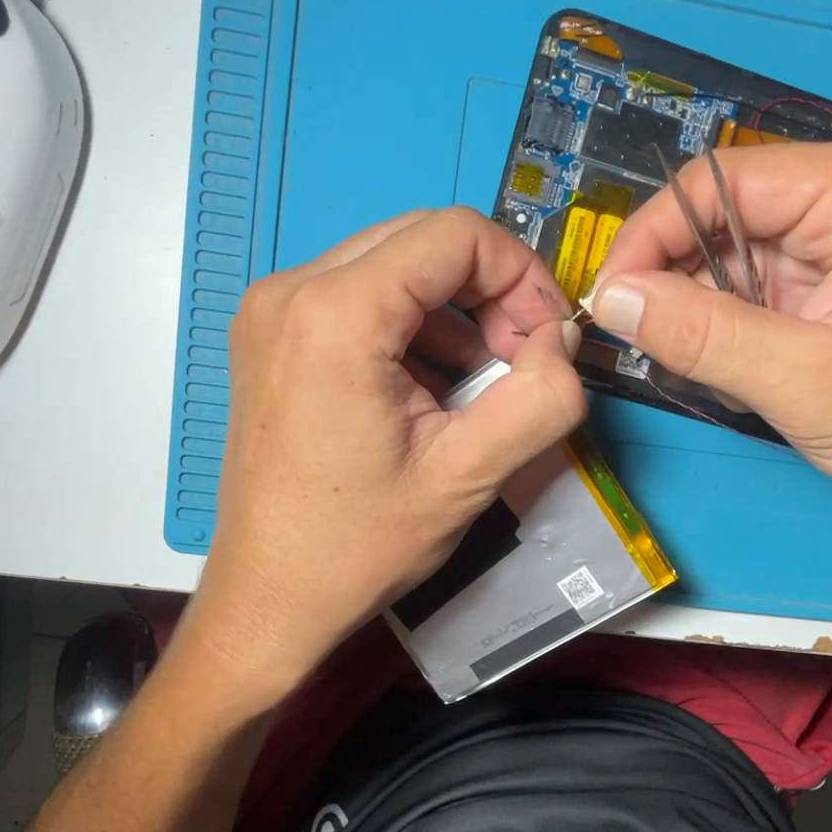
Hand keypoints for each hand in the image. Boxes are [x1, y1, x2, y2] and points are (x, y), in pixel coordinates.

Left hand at [184, 207, 586, 694]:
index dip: (520, 276)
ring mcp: (270, 313)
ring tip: (470, 394)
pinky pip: (356, 301)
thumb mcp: (468, 477)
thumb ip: (541, 399)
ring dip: (448, 319)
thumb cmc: (356, 546)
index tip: (545, 340)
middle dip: (486, 295)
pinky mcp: (268, 339)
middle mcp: (290, 290)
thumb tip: (563, 341)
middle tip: (514, 367)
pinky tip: (424, 396)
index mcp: (335, 313)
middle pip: (421, 243)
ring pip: (391, 269)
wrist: (269, 597)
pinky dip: (406, 333)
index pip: (456, 234)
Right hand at [588, 135, 831, 563]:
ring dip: (692, 315)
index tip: (606, 299)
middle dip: (670, 280)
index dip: (653, 235)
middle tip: (637, 341)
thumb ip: (703, 336)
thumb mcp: (807, 383)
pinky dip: (713, 333)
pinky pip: (737, 292)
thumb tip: (610, 299)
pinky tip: (728, 373)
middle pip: (718, 216)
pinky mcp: (819, 285)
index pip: (725, 182)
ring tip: (697, 368)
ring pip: (719, 258)